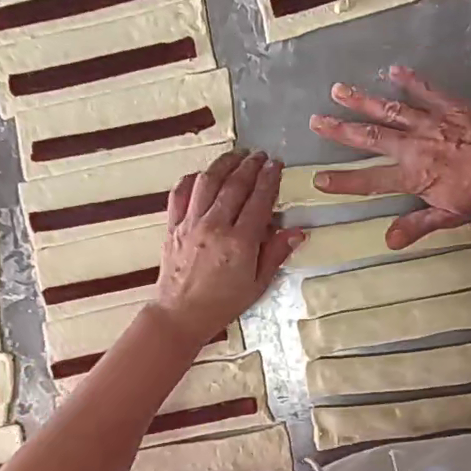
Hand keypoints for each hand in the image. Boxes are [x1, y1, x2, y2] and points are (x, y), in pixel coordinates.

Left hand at [151, 149, 305, 344]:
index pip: (259, 199)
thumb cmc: (222, 304)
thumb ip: (276, 254)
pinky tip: (201, 174)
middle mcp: (214, 227)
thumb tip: (297, 231)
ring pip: (207, 181)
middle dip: (250, 165)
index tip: (276, 164)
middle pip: (235, 184)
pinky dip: (191, 179)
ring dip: (223, 164)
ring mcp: (190, 224)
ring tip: (236, 156)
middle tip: (260, 156)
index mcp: (239, 242)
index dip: (270, 178)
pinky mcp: (173, 226)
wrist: (181, 314)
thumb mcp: (258, 284)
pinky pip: (179, 193)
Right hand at [309, 66, 470, 247]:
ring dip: (362, 100)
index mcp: (413, 176)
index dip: (342, 182)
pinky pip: (426, 91)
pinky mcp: (449, 108)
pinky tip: (393, 71)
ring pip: (389, 110)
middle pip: (370, 138)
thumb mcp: (449, 216)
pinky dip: (410, 80)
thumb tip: (388, 242)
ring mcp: (430, 124)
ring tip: (338, 90)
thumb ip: (417, 226)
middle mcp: (414, 147)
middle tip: (316, 121)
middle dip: (340, 130)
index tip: (318, 180)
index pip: (369, 181)